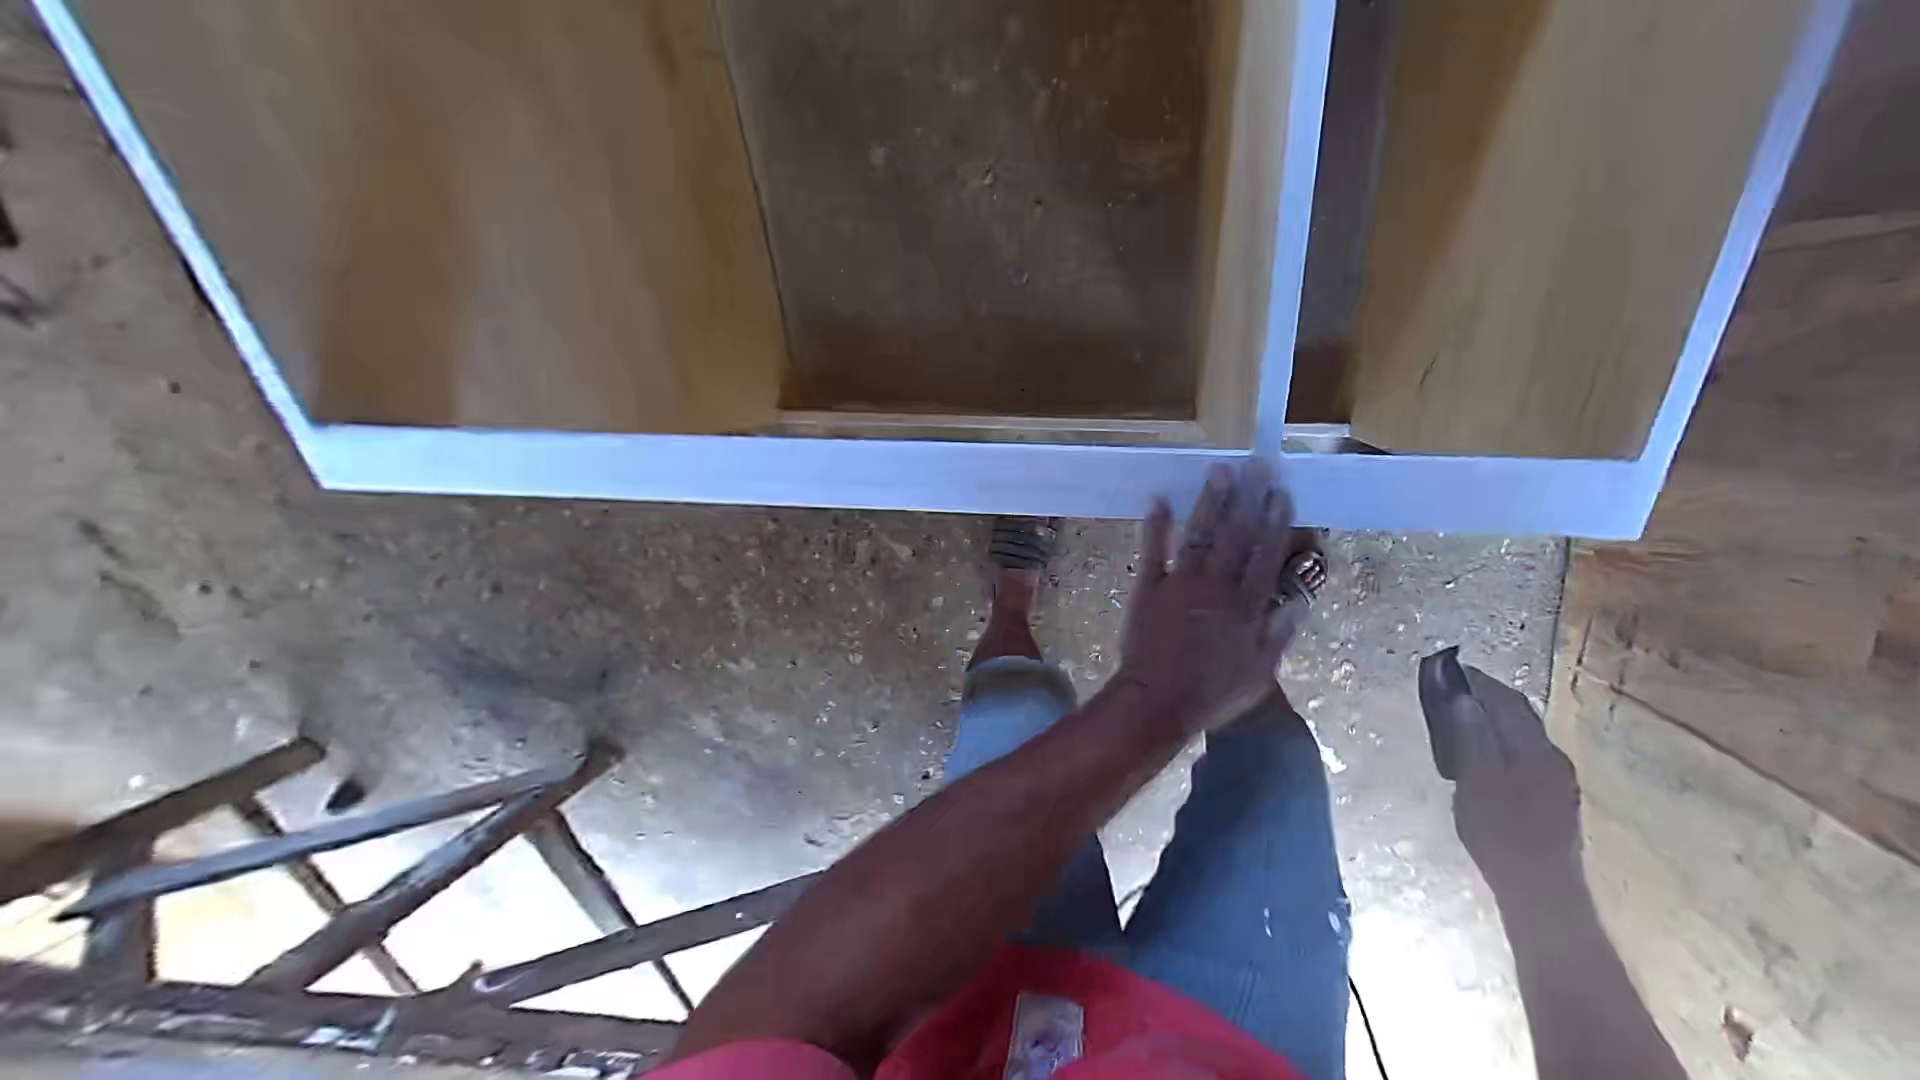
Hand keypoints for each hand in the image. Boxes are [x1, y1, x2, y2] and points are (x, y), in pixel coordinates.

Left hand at [1112, 462, 1303, 734]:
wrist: (1157, 701)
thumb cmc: (1210, 694)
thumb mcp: (1258, 674)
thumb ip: (1278, 636)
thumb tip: (1298, 604)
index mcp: (1246, 607)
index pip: (1265, 557)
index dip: (1274, 524)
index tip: (1281, 495)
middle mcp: (1217, 587)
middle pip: (1236, 537)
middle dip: (1247, 500)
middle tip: (1255, 466)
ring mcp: (1181, 584)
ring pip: (1200, 536)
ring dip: (1209, 502)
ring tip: (1218, 471)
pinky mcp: (1149, 588)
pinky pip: (1153, 551)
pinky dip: (1156, 525)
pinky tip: (1159, 499)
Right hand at [1451, 666, 1584, 901]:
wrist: (1541, 891)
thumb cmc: (1501, 834)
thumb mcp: (1477, 782)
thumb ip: (1472, 737)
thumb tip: (1463, 696)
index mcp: (1534, 750)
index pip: (1506, 700)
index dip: (1476, 680)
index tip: (1445, 668)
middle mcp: (1551, 758)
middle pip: (1517, 714)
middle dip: (1484, 695)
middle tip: (1447, 689)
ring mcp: (1555, 779)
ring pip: (1521, 733)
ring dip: (1491, 717)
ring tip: (1457, 716)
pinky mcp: (1551, 798)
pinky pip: (1522, 752)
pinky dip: (1498, 739)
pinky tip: (1480, 752)